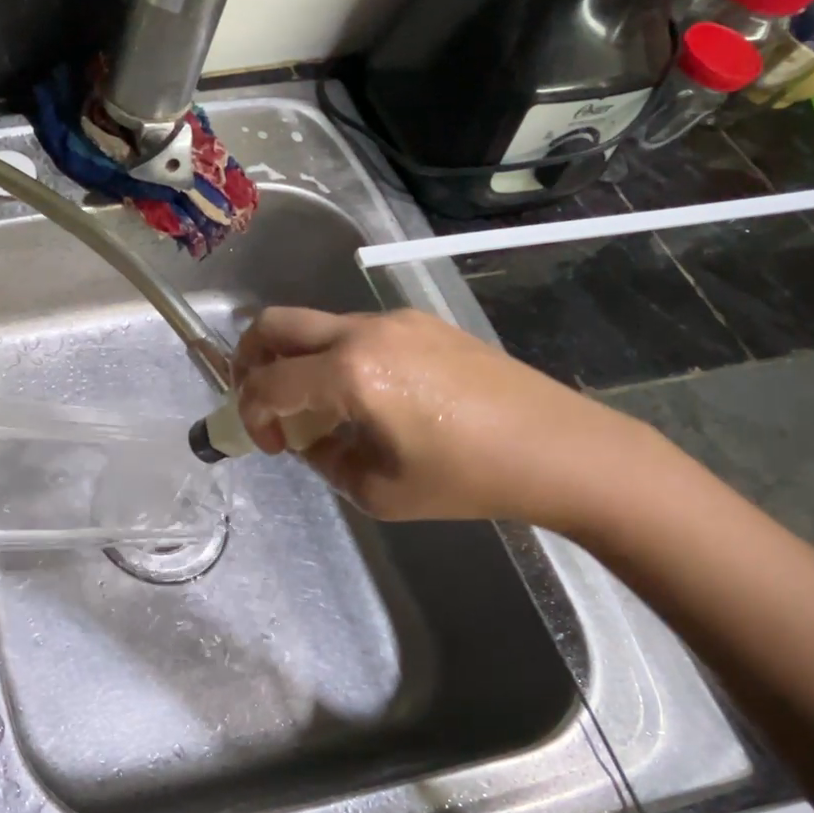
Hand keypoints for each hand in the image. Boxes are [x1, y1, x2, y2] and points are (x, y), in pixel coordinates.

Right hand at [231, 307, 665, 529]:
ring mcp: (397, 321)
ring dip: (296, 360)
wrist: (564, 452)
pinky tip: (363, 397)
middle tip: (260, 400)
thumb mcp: (377, 491)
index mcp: (349, 373)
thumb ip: (324, 459)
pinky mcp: (424, 324)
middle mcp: (364, 332)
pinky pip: (354, 331)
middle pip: (273, 324)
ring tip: (318, 407)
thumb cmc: (468, 479)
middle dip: (249, 362)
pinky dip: (334, 357)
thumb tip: (309, 439)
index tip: (272, 445)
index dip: (252, 415)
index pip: (266, 383)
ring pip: (315, 325)